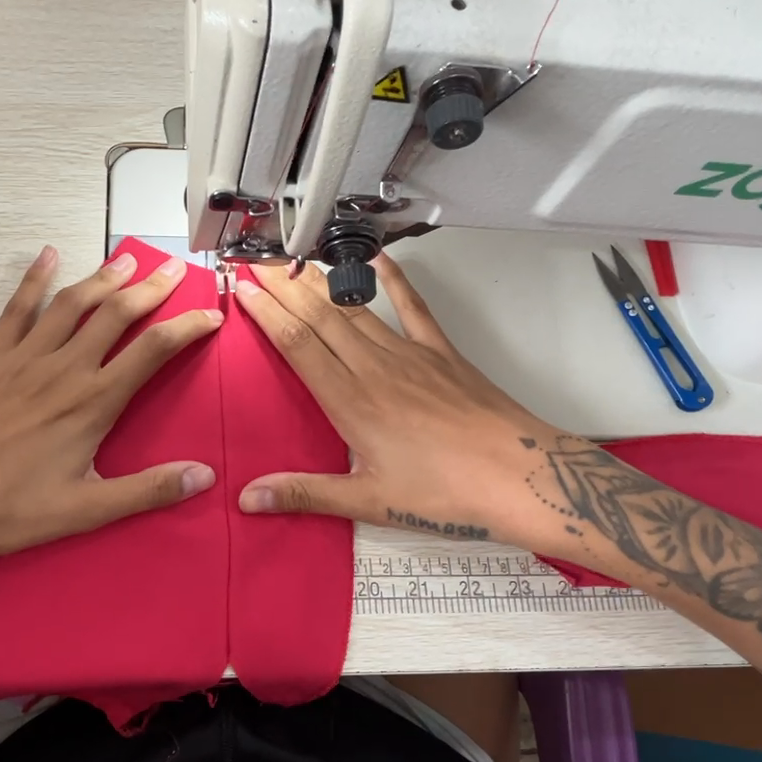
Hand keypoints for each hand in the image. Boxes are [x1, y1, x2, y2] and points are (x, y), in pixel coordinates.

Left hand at [0, 247, 222, 576]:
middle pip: (117, 313)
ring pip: (73, 303)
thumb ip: (148, 490)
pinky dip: (35, 278)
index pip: (154, 350)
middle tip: (173, 268)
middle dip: (151, 288)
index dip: (188, 327)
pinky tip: (47, 254)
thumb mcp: (86, 510)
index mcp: (93, 402)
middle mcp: (65, 368)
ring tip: (127, 259)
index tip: (211, 314)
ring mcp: (25, 356)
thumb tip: (205, 475)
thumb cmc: (9, 509)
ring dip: (103, 277)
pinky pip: (17, 307)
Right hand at [231, 256, 587, 554]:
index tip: (241, 290)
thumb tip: (247, 498)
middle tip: (254, 262)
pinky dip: (395, 281)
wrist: (520, 477)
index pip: (297, 344)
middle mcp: (374, 368)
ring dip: (319, 283)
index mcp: (351, 402)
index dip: (266, 313)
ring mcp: (410, 355)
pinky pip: (413, 308)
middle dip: (282, 286)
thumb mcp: (368, 501)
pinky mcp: (441, 353)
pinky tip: (378, 259)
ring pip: (355, 308)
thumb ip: (305, 493)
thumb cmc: (445, 494)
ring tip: (292, 262)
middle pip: (319, 316)